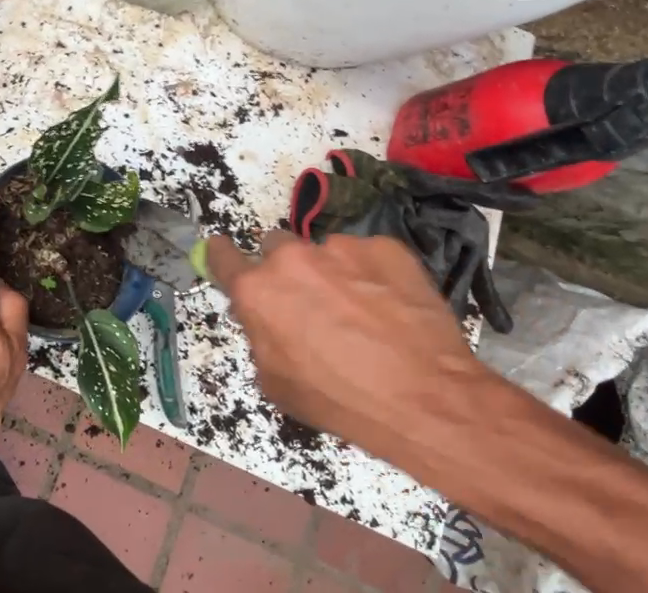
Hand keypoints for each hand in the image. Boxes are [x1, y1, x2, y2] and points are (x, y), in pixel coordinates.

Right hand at [200, 230, 497, 457]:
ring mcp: (340, 248)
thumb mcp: (276, 383)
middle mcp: (290, 259)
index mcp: (256, 291)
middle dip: (287, 270)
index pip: (221, 255)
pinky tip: (391, 307)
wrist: (426, 399)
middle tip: (311, 303)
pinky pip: (368, 255)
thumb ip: (259, 339)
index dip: (223, 257)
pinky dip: (373, 275)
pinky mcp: (386, 248)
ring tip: (363, 311)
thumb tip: (266, 320)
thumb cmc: (341, 400)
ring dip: (333, 273)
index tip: (228, 259)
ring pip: (325, 252)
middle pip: (275, 247)